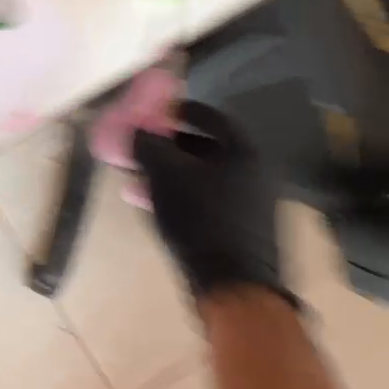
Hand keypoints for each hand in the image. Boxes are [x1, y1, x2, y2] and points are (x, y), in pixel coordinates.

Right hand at [132, 101, 291, 305]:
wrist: (233, 279)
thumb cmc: (199, 216)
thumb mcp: (163, 173)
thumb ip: (148, 144)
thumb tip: (137, 126)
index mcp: (243, 152)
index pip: (211, 116)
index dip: (179, 109)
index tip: (152, 109)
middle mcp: (254, 171)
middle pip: (204, 146)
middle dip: (166, 144)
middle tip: (137, 145)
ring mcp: (250, 200)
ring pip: (201, 173)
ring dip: (167, 170)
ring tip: (133, 176)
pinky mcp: (241, 223)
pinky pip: (204, 195)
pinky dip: (177, 191)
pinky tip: (147, 200)